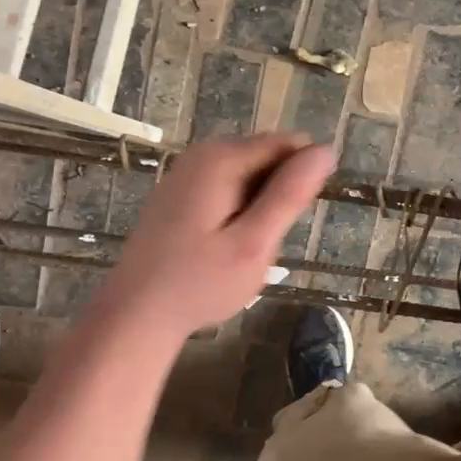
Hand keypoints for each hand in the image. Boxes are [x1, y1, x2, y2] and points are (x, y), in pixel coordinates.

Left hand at [92, 135, 333, 336]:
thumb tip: (326, 150)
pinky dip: (240, 210)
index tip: (294, 219)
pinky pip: (229, 186)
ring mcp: (188, 171)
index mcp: (222, 159)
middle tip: (265, 240)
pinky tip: (227, 244)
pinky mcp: (181, 191)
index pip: (289, 144)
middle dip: (280, 192)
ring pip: (251, 173)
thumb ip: (289, 194)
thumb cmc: (199, 284)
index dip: (303, 179)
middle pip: (269, 156)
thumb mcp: (255, 244)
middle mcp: (203, 154)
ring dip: (262, 204)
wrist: (134, 316)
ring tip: (246, 245)